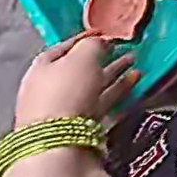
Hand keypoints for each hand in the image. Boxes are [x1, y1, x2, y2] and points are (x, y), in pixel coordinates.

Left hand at [13, 34, 139, 127]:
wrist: (59, 144)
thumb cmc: (67, 90)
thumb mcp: (83, 56)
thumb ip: (94, 44)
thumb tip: (101, 42)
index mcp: (42, 69)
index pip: (62, 48)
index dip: (84, 39)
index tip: (105, 33)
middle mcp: (49, 89)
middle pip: (78, 68)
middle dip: (102, 57)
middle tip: (124, 47)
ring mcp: (64, 110)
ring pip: (93, 85)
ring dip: (114, 72)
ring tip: (135, 61)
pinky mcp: (80, 127)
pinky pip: (102, 102)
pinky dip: (118, 90)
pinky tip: (135, 79)